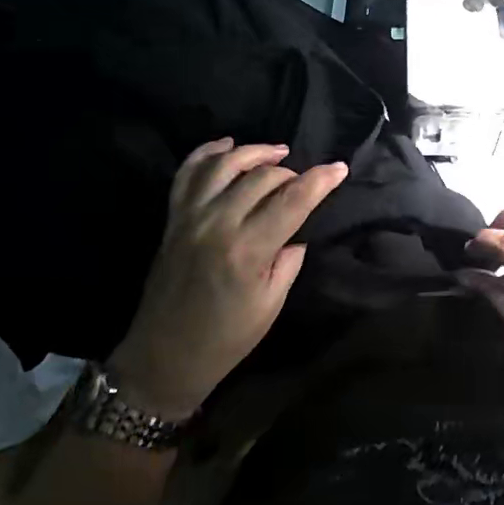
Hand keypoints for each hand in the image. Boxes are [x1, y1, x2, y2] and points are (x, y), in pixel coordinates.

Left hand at [108, 139, 347, 418]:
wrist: (163, 358)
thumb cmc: (226, 339)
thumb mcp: (271, 303)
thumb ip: (289, 258)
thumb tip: (297, 228)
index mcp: (247, 250)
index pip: (292, 200)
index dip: (321, 180)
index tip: (340, 168)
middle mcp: (217, 224)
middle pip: (262, 177)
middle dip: (292, 171)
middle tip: (307, 180)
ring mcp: (190, 218)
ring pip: (224, 165)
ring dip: (254, 152)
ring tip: (276, 152)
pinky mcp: (173, 220)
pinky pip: (187, 174)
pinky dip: (206, 153)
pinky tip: (227, 145)